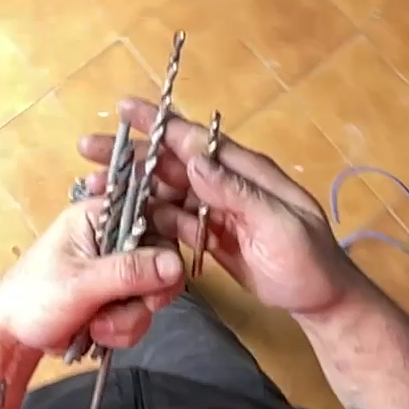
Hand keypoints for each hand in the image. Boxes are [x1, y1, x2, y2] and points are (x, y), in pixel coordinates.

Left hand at [0, 198, 187, 353]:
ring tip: (98, 325)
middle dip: (147, 291)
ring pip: (152, 291)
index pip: (150, 213)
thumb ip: (128, 272)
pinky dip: (123, 328)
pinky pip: (139, 312)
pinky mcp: (115, 298)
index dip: (170, 235)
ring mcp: (114, 270)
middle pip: (159, 258)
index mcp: (96, 216)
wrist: (11, 337)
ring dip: (129, 317)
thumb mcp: (80, 282)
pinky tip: (97, 332)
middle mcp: (109, 238)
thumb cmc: (33, 297)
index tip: (174, 267)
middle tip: (135, 306)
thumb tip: (175, 264)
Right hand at [77, 98, 377, 321]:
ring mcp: (213, 208)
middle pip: (169, 161)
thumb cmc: (308, 260)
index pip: (195, 139)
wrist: (320, 300)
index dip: (158, 123)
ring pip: (163, 190)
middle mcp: (224, 182)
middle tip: (87, 147)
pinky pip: (169, 219)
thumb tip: (196, 158)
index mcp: (244, 170)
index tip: (124, 109)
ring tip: (91, 186)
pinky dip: (144, 216)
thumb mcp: (280, 223)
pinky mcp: (206, 233)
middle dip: (128, 153)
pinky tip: (118, 217)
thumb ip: (238, 191)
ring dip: (129, 187)